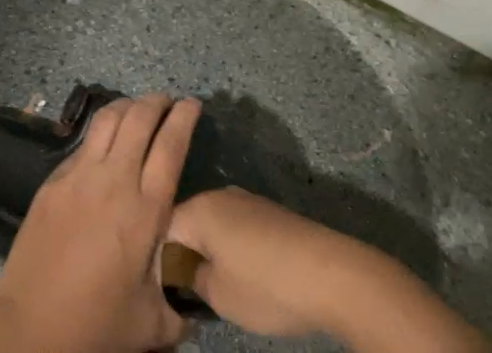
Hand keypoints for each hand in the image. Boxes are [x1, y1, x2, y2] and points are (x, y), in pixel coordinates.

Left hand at [0, 95, 201, 352]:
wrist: (31, 326)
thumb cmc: (98, 323)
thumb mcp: (155, 323)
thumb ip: (181, 303)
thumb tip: (199, 299)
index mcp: (147, 210)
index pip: (171, 145)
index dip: (184, 118)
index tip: (193, 104)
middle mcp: (114, 181)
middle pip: (139, 119)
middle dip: (157, 102)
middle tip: (168, 101)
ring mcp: (79, 177)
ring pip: (107, 121)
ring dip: (127, 106)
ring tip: (138, 108)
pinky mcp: (52, 183)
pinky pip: (82, 144)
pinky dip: (100, 132)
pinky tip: (104, 142)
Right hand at [167, 188, 491, 352]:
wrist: (334, 274)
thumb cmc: (267, 285)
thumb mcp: (219, 295)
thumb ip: (191, 280)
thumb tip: (185, 273)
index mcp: (200, 208)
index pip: (160, 228)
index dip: (157, 259)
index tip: (161, 287)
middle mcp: (221, 195)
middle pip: (188, 224)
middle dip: (184, 253)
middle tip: (184, 289)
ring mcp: (249, 201)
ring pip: (214, 226)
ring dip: (210, 251)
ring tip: (214, 284)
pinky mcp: (271, 214)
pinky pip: (237, 228)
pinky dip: (233, 249)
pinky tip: (242, 274)